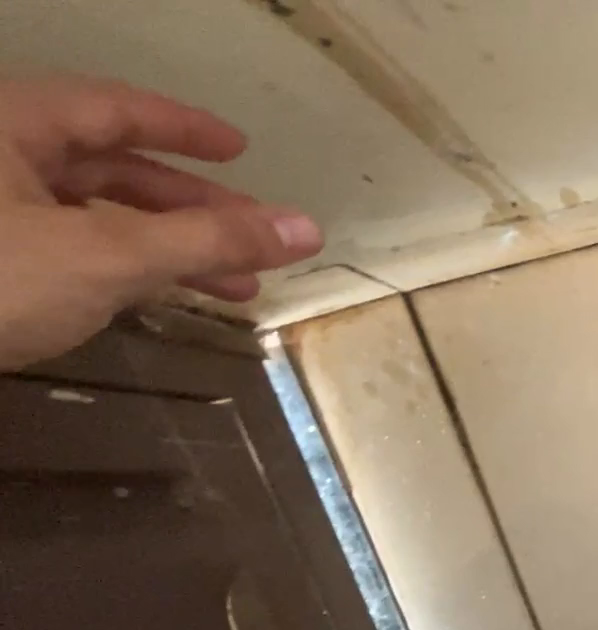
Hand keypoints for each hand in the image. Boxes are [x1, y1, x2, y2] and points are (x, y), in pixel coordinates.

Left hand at [0, 75, 324, 371]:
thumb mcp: (108, 257)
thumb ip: (211, 240)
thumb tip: (308, 228)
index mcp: (3, 127)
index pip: (108, 109)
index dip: (181, 127)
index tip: (241, 148)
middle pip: (107, 165)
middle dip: (194, 204)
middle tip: (258, 233)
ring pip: (94, 212)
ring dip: (175, 245)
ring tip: (239, 284)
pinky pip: (72, 244)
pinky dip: (131, 264)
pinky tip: (168, 292)